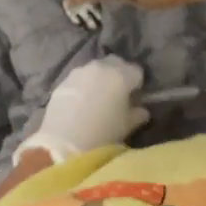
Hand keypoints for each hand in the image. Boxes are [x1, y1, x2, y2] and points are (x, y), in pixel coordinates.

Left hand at [15, 57, 148, 164]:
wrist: (64, 142)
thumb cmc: (103, 133)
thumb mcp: (127, 126)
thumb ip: (137, 114)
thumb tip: (141, 110)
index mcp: (121, 75)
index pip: (137, 71)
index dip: (137, 84)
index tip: (134, 96)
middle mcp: (101, 67)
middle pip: (116, 63)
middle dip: (119, 73)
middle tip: (118, 93)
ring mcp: (80, 71)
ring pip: (96, 68)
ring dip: (100, 77)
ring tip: (98, 96)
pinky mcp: (64, 80)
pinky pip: (80, 77)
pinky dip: (84, 84)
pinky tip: (82, 101)